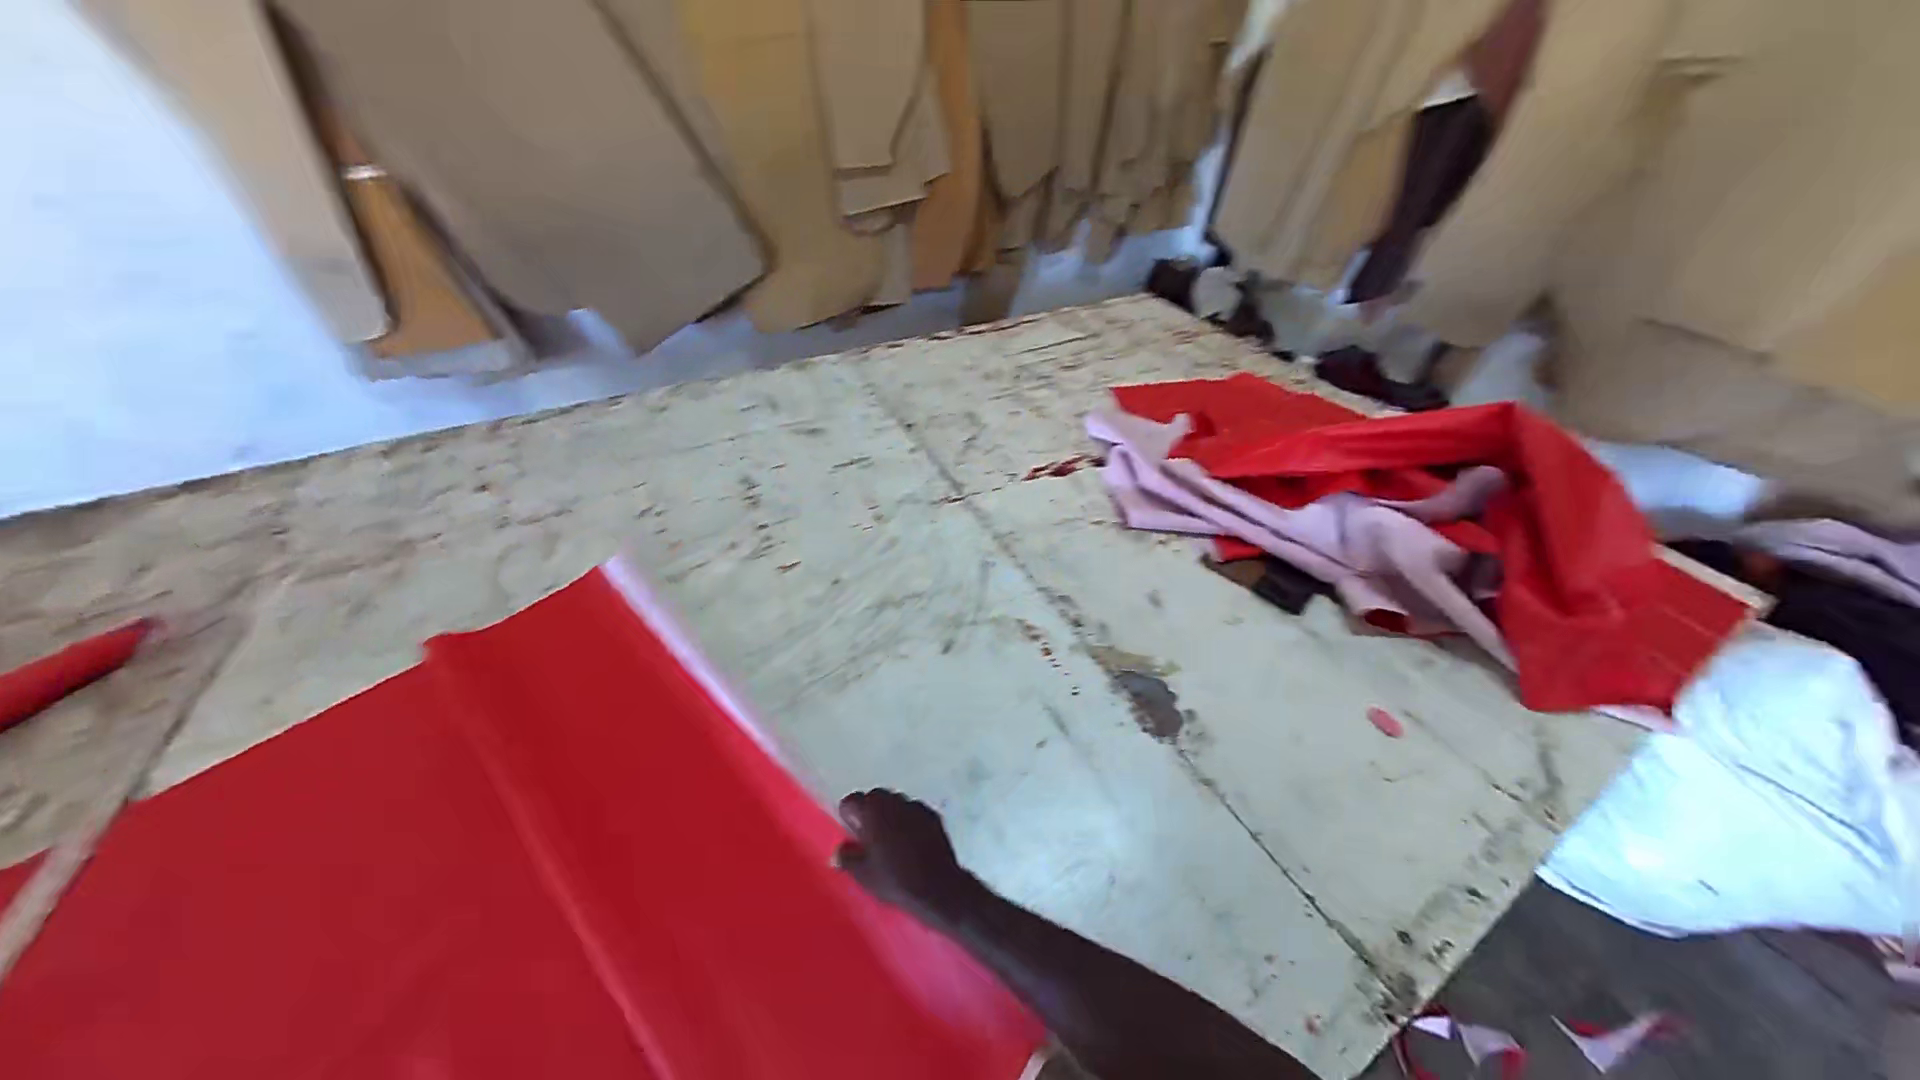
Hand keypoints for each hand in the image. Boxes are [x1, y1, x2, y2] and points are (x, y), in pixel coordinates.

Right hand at [833, 789, 977, 923]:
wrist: (938, 887)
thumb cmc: (894, 878)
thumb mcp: (862, 874)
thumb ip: (846, 857)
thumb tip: (838, 852)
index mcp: (872, 809)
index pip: (851, 802)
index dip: (848, 818)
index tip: (853, 837)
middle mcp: (894, 799)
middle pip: (874, 798)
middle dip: (869, 814)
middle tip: (869, 840)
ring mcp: (916, 805)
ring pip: (895, 804)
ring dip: (890, 816)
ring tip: (891, 843)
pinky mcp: (933, 815)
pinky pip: (913, 813)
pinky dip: (909, 822)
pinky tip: (911, 845)